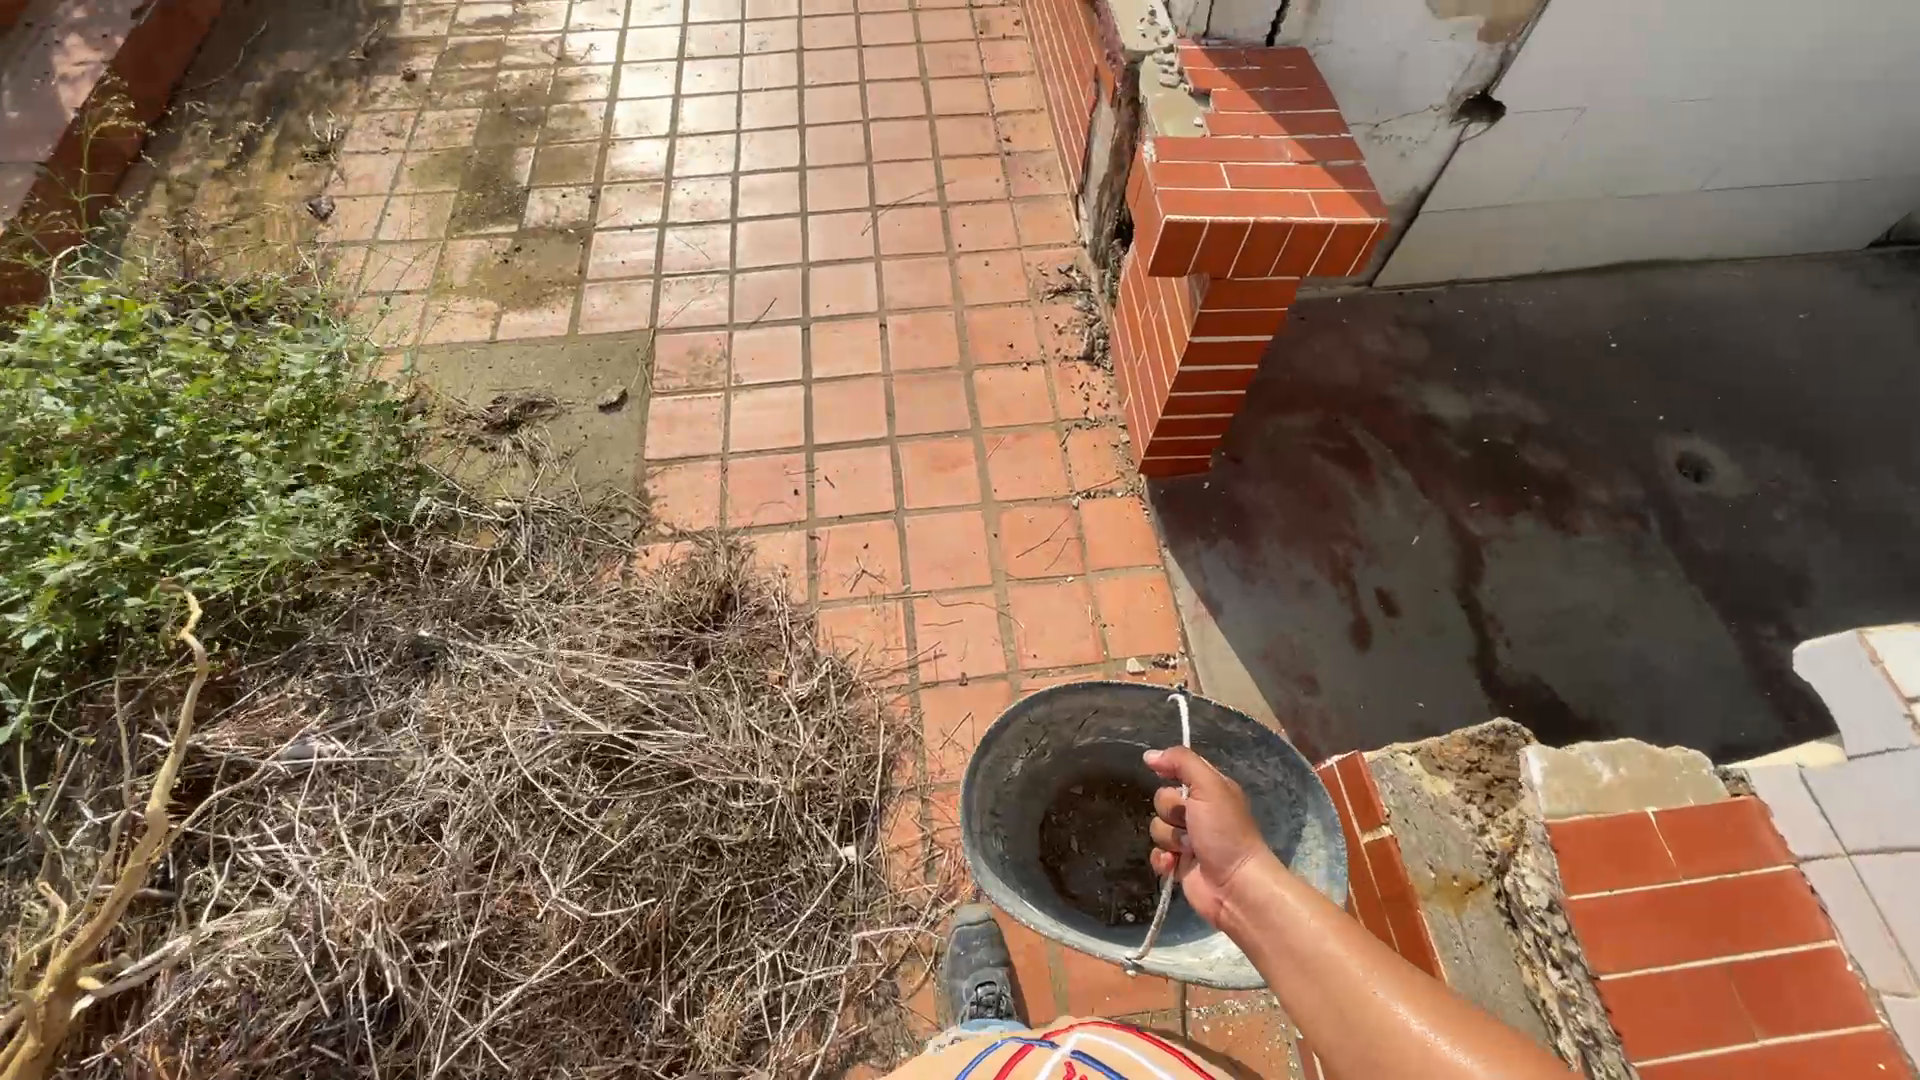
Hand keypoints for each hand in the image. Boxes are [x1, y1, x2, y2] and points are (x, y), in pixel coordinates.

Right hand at [1145, 746, 1270, 926]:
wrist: (1236, 885)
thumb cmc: (1225, 831)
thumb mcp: (1209, 786)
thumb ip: (1181, 762)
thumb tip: (1150, 755)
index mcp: (1210, 790)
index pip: (1179, 769)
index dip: (1169, 771)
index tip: (1162, 774)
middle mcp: (1198, 812)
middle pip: (1162, 799)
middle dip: (1171, 811)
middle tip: (1189, 821)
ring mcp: (1188, 840)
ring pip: (1157, 827)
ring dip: (1169, 838)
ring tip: (1189, 849)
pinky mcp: (1179, 864)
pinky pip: (1156, 853)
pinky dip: (1163, 859)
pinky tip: (1174, 864)